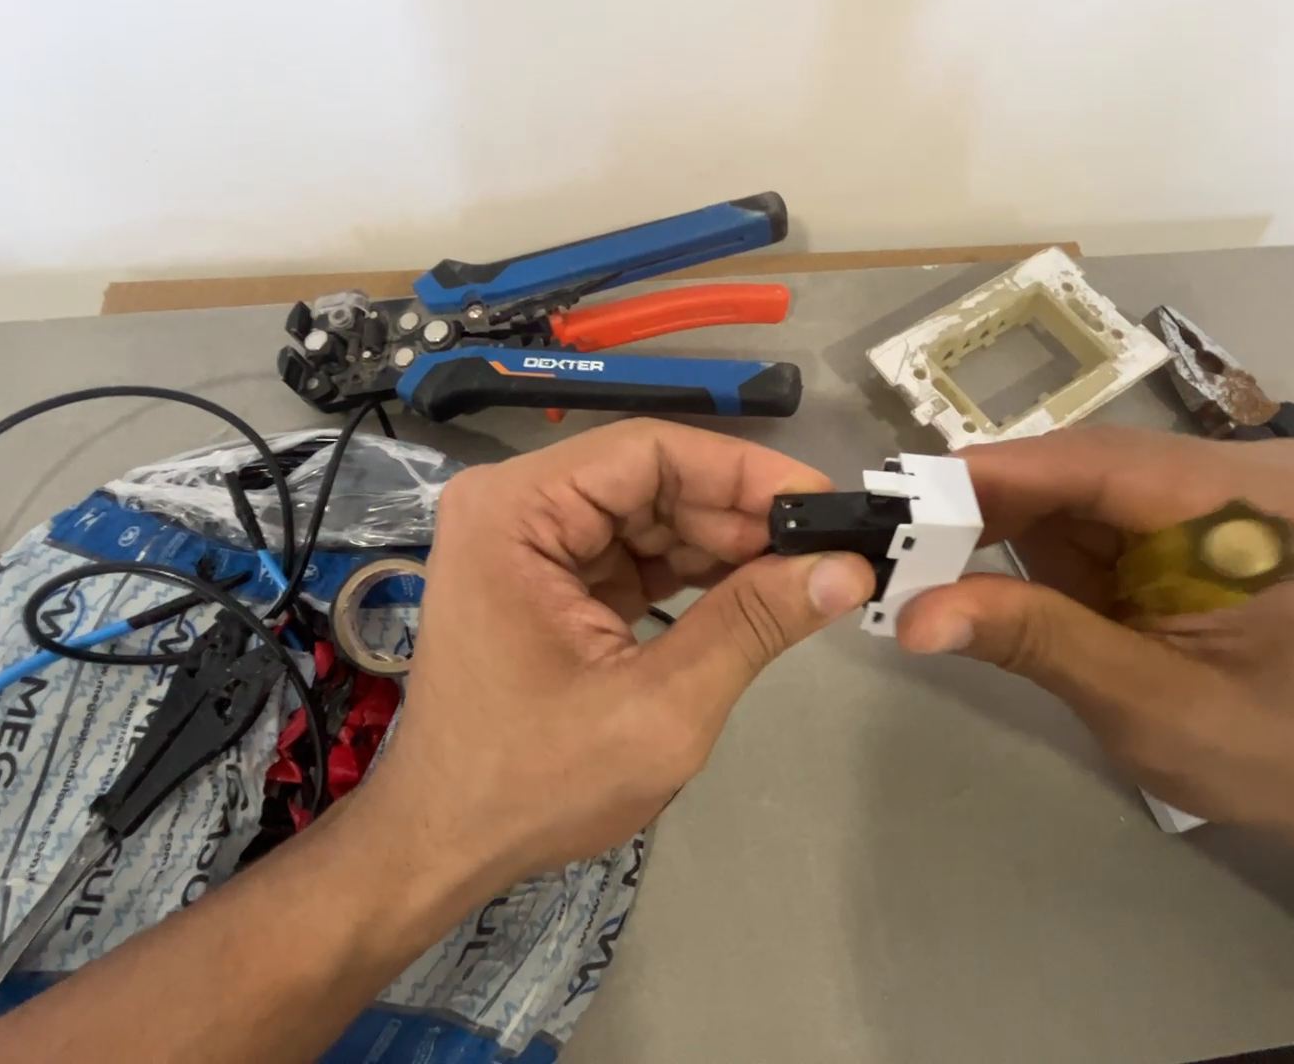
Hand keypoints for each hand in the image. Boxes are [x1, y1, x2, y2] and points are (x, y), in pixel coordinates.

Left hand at [356, 418, 875, 890]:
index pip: (647, 451)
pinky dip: (690, 571)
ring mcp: (527, 542)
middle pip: (648, 479)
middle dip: (737, 514)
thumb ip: (752, 624)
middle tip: (822, 551)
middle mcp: (513, 507)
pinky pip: (631, 553)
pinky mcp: (546, 578)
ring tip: (795, 575)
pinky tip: (746, 591)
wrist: (448, 843)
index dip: (742, 470)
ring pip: (647, 514)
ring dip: (721, 544)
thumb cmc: (535, 785)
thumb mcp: (659, 709)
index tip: (820, 501)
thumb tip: (845, 568)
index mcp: (514, 511)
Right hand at [895, 426, 1293, 854]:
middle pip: (1104, 464)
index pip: (1121, 465)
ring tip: (943, 552)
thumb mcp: (1145, 706)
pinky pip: (1112, 504)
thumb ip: (1034, 641)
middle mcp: (1280, 475)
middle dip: (1005, 500)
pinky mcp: (1222, 508)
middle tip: (914, 534)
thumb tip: (913, 616)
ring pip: (1097, 480)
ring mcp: (1254, 487)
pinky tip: (1010, 563)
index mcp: (1293, 512)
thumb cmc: (1274, 761)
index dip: (1009, 471)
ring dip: (1021, 518)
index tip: (915, 487)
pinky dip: (1052, 535)